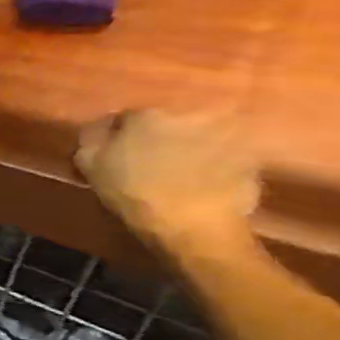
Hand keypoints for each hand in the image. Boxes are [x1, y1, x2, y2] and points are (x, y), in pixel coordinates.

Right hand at [75, 110, 260, 251]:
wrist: (192, 225)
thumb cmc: (132, 192)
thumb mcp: (89, 164)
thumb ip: (92, 137)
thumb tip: (102, 125)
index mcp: (146, 115)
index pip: (128, 117)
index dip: (121, 135)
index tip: (119, 152)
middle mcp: (188, 116)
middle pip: (167, 123)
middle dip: (160, 138)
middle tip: (153, 161)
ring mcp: (225, 135)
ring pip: (199, 137)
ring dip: (191, 148)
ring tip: (183, 172)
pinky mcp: (251, 158)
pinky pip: (227, 155)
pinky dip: (217, 164)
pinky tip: (207, 183)